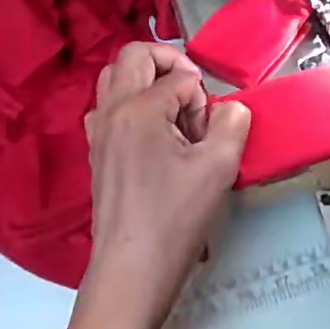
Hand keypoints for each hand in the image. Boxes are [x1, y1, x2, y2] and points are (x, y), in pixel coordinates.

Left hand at [79, 43, 249, 328]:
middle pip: (135, 56)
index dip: (202, 99)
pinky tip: (155, 138)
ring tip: (173, 115)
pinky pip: (110, 107)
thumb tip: (229, 108)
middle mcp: (111, 111)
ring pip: (117, 78)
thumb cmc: (174, 218)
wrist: (131, 272)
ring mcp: (98, 132)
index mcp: (138, 108)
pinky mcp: (97, 153)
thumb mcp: (219, 166)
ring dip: (148, 82)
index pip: (180, 78)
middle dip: (170, 64)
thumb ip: (233, 122)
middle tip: (192, 96)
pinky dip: (133, 106)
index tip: (209, 132)